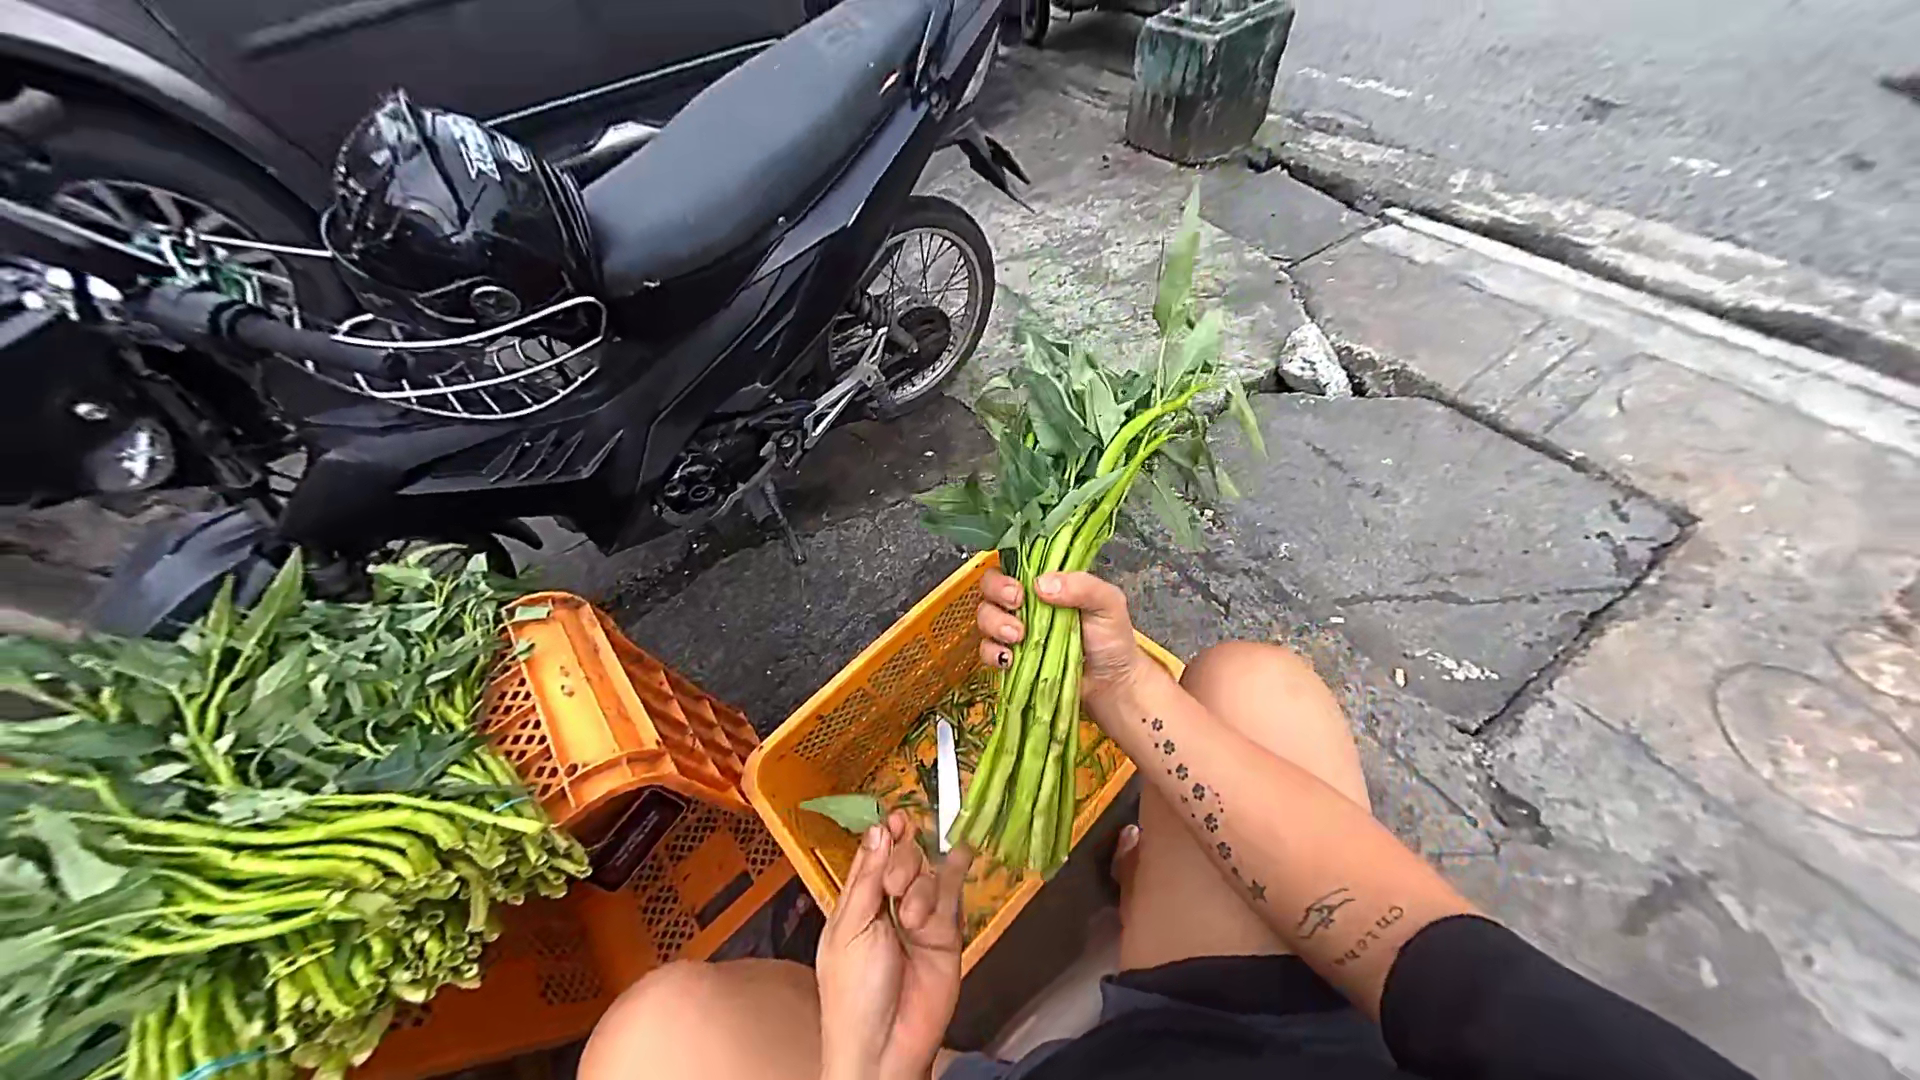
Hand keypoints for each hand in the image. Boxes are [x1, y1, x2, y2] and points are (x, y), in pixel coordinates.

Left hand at [816, 810, 970, 1079]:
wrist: (886, 1048)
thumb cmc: (852, 993)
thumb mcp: (850, 929)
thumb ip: (868, 877)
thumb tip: (878, 830)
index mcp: (859, 901)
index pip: (874, 854)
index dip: (885, 834)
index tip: (896, 817)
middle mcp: (890, 903)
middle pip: (904, 857)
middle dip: (903, 861)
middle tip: (895, 884)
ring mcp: (920, 915)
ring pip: (928, 872)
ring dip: (921, 888)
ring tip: (910, 919)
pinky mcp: (947, 930)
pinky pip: (951, 893)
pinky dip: (951, 878)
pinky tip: (959, 855)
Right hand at [975, 569, 1151, 701]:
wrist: (1112, 684)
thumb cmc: (1111, 638)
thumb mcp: (1107, 603)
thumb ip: (1082, 586)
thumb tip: (1042, 585)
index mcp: (1047, 582)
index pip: (1014, 564)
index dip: (1008, 572)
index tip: (1020, 589)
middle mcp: (1026, 603)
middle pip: (991, 586)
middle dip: (996, 594)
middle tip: (1016, 607)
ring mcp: (1015, 629)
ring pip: (985, 616)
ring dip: (995, 624)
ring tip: (1017, 637)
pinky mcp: (1010, 656)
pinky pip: (986, 650)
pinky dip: (992, 652)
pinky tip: (1009, 659)